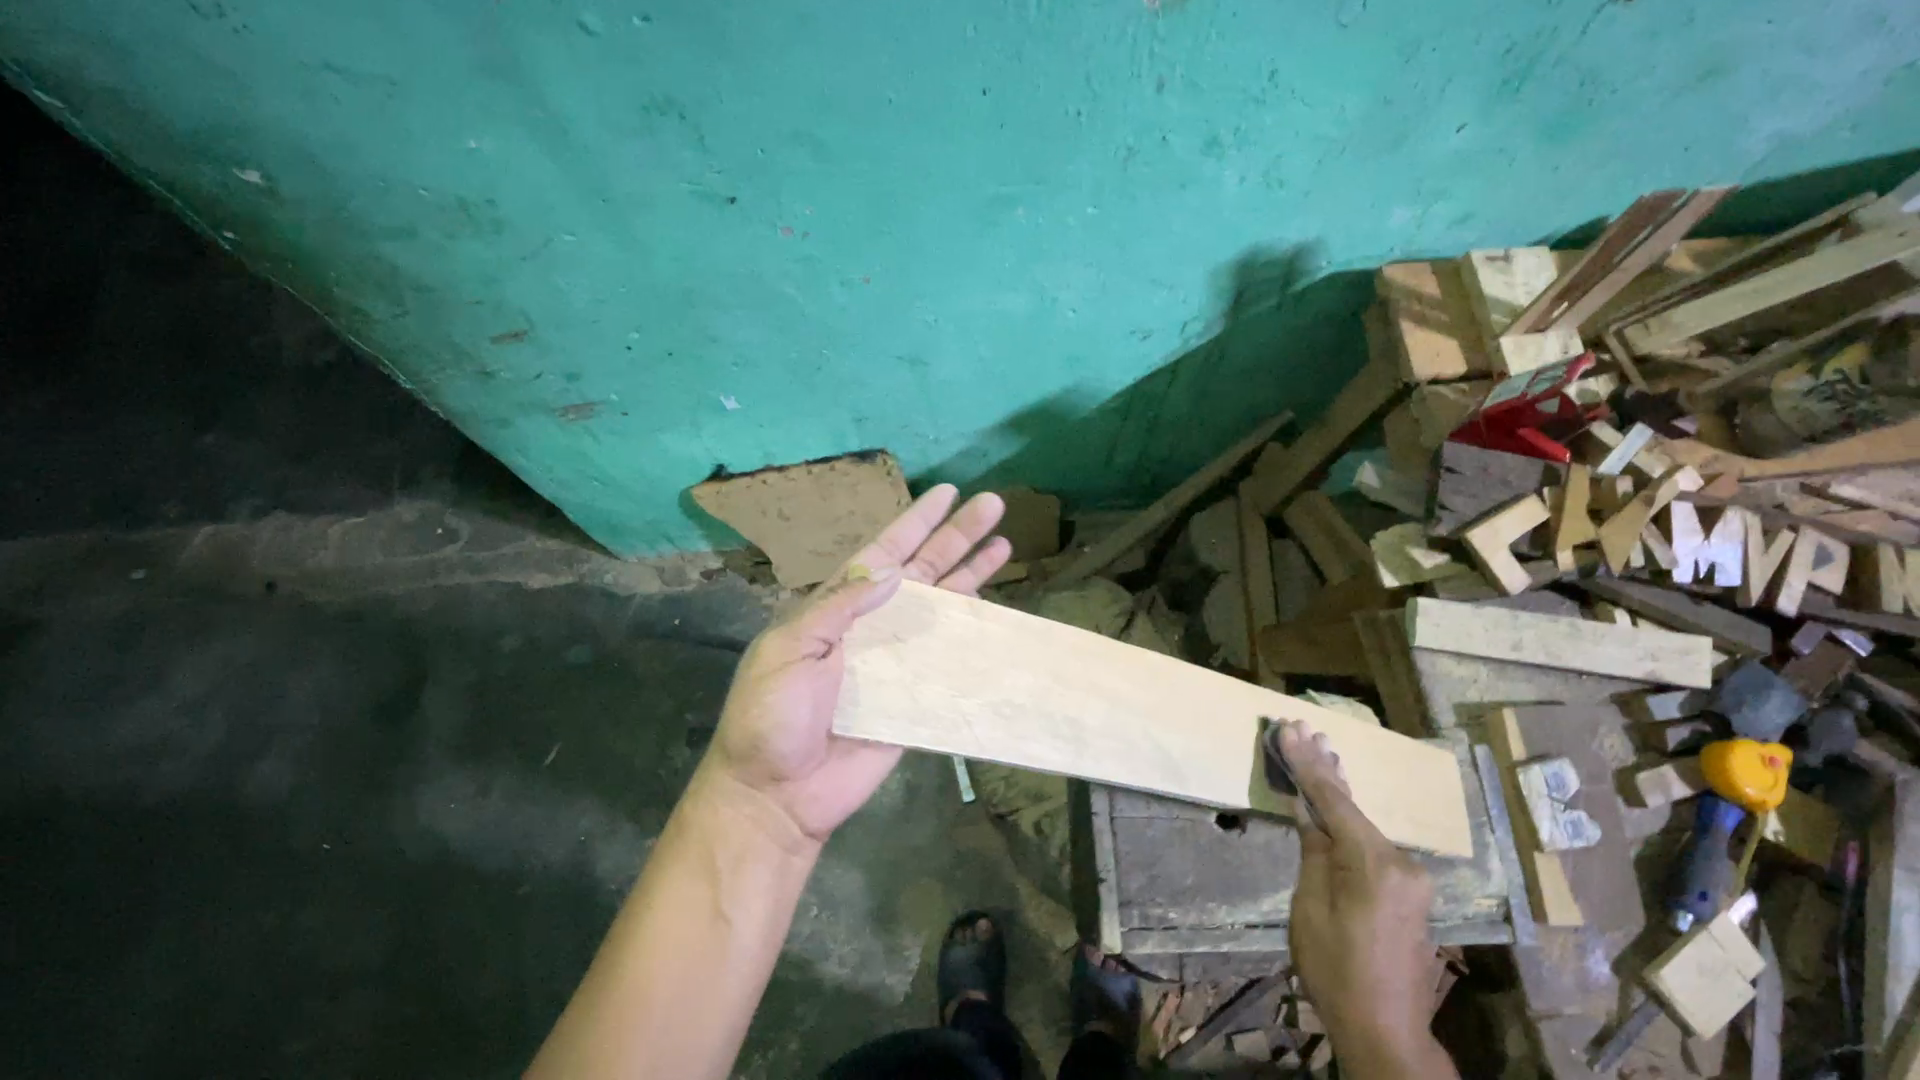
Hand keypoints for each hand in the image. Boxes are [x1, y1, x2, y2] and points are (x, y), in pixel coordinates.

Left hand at [703, 484, 1009, 844]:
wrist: (777, 795)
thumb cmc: (771, 718)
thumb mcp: (789, 650)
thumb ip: (839, 608)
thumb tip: (894, 571)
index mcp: (836, 610)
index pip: (884, 555)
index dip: (915, 523)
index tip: (947, 494)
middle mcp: (872, 628)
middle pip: (924, 573)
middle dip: (956, 538)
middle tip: (994, 505)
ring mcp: (896, 664)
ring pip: (943, 611)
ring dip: (973, 577)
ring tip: (1006, 545)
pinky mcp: (915, 701)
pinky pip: (950, 663)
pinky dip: (974, 639)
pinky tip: (995, 613)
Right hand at [1279, 721, 1453, 1075]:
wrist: (1385, 1029)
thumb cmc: (1336, 970)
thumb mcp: (1310, 909)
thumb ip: (1314, 854)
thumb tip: (1308, 813)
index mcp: (1375, 865)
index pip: (1333, 801)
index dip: (1307, 764)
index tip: (1288, 729)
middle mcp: (1402, 863)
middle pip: (1353, 808)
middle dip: (1325, 768)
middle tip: (1303, 728)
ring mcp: (1411, 879)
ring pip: (1364, 827)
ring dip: (1338, 794)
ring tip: (1321, 751)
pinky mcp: (1410, 893)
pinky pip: (1374, 846)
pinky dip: (1351, 823)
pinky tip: (1340, 803)